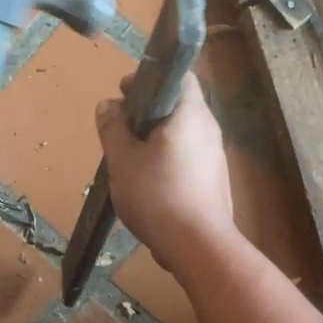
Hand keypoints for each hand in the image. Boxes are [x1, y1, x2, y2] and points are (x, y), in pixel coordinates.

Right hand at [95, 71, 237, 273]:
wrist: (196, 244)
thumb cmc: (156, 195)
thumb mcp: (122, 160)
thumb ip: (112, 128)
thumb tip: (107, 105)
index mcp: (190, 114)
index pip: (179, 77)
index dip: (150, 80)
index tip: (124, 93)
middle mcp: (209, 130)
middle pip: (178, 108)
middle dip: (147, 114)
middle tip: (119, 130)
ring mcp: (215, 158)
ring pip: (181, 137)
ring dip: (154, 141)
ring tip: (128, 161)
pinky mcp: (213, 182)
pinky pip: (186, 160)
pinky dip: (166, 162)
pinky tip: (147, 185)